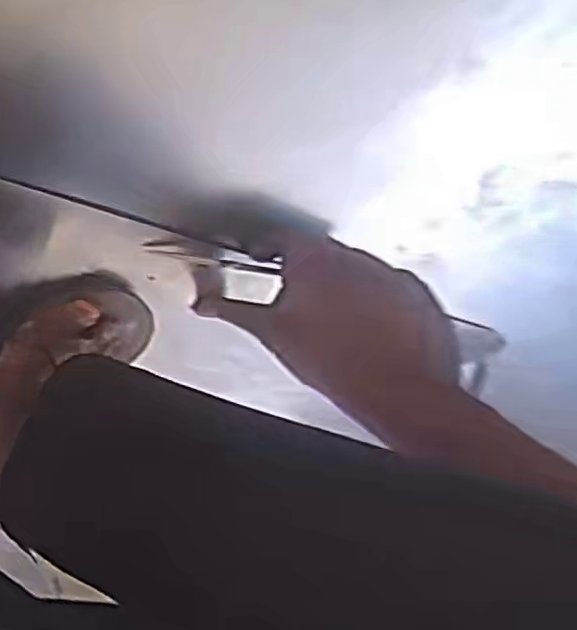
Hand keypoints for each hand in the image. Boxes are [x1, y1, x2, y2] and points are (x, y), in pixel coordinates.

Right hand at [193, 230, 461, 410]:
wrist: (399, 392)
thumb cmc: (333, 358)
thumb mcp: (267, 329)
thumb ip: (230, 308)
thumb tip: (205, 303)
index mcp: (316, 262)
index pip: (283, 237)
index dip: (264, 244)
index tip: (257, 254)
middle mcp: (359, 263)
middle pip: (321, 250)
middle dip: (300, 263)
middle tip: (283, 281)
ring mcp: (397, 282)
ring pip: (357, 268)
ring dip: (337, 280)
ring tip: (321, 305)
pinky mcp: (424, 303)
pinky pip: (390, 288)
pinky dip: (372, 297)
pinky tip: (358, 319)